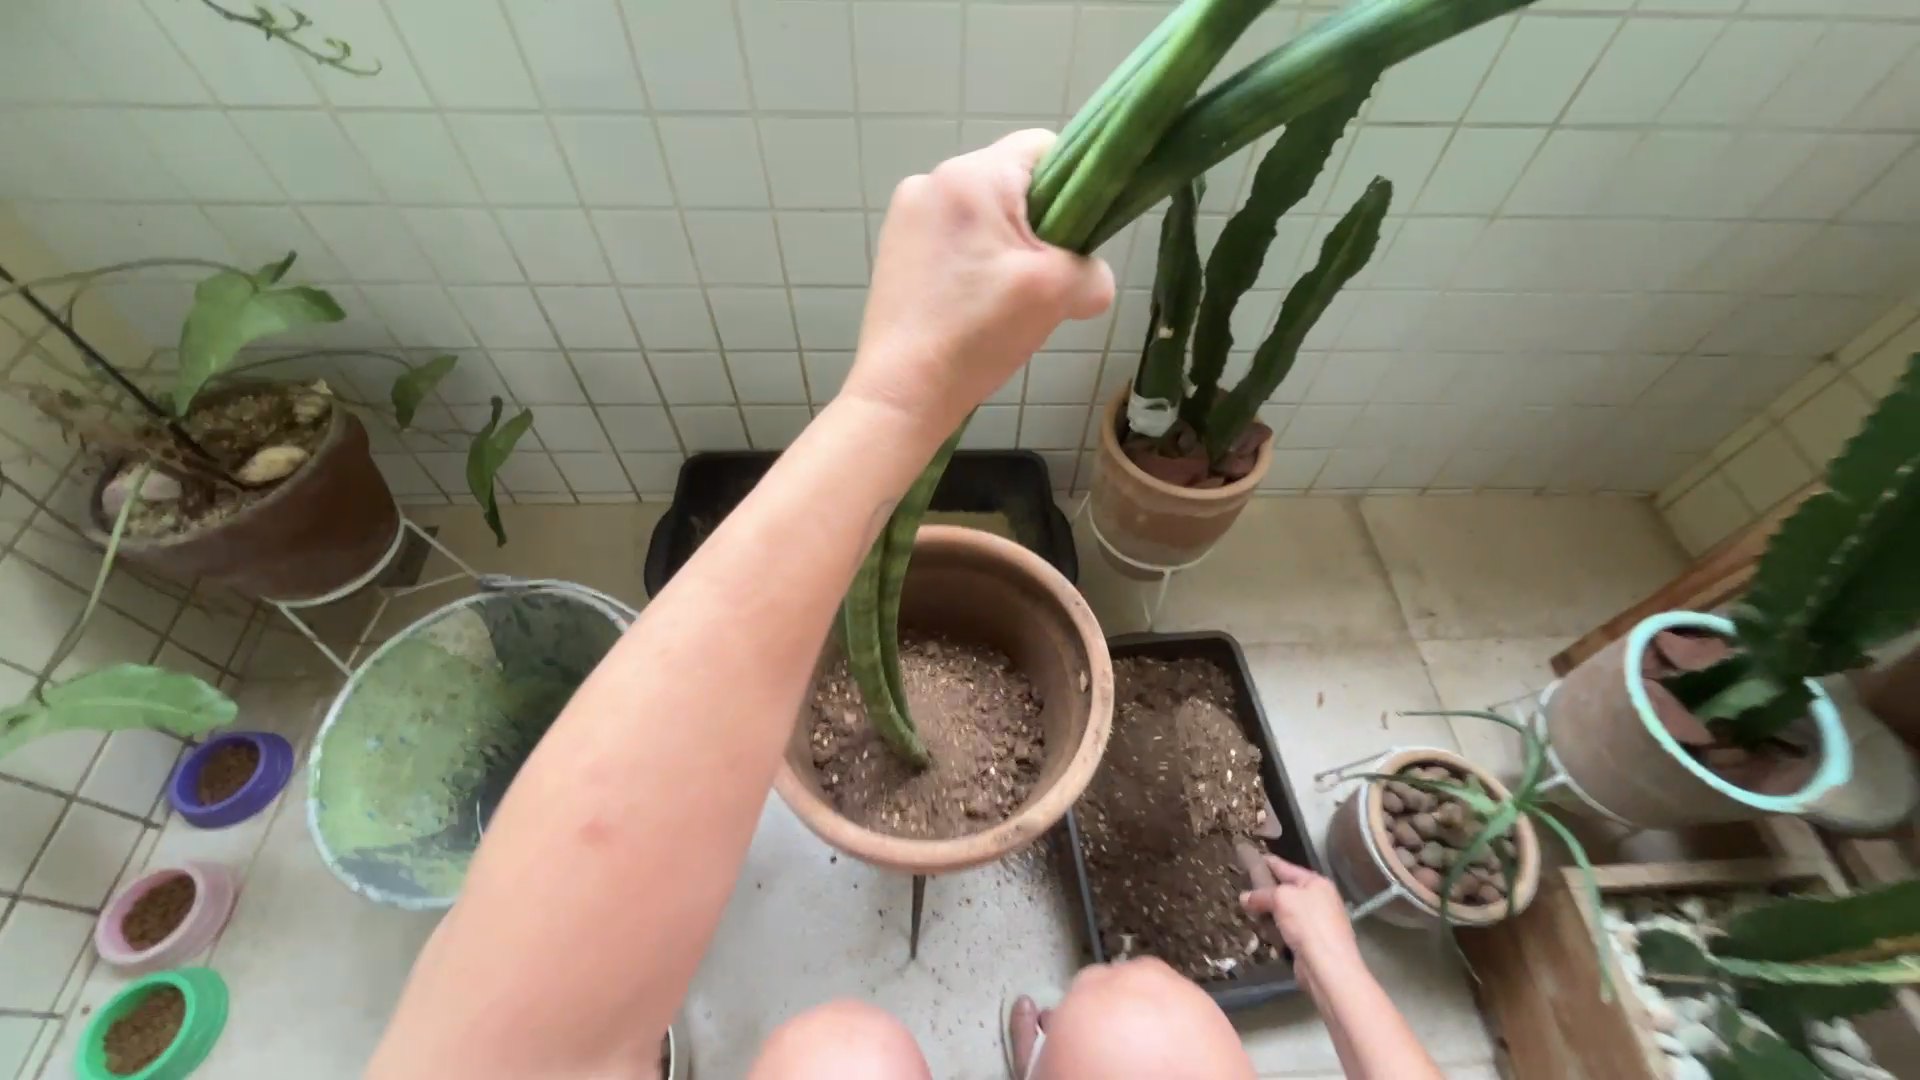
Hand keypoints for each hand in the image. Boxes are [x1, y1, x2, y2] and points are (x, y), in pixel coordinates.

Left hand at [843, 129, 1115, 435]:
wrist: (904, 391)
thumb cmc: (976, 334)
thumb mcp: (1055, 295)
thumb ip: (1093, 273)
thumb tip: (1092, 280)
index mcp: (971, 176)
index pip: (1043, 149)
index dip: (1074, 188)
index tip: (1074, 240)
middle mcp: (930, 181)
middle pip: (1011, 186)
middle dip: (1036, 229)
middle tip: (1039, 283)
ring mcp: (906, 216)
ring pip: (982, 216)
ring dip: (1003, 251)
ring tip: (1001, 303)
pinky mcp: (895, 249)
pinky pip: (953, 240)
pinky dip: (972, 266)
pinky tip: (971, 308)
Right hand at [1240, 855, 1361, 990]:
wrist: (1329, 968)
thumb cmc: (1308, 924)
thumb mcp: (1280, 898)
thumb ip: (1261, 894)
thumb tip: (1244, 898)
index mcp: (1316, 883)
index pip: (1285, 866)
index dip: (1266, 861)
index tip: (1247, 857)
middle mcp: (1319, 899)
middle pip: (1285, 889)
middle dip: (1264, 890)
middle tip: (1241, 886)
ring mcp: (1316, 922)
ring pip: (1284, 911)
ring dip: (1268, 911)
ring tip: (1245, 908)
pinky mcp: (1311, 943)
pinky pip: (1287, 929)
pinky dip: (1274, 929)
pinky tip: (1260, 929)